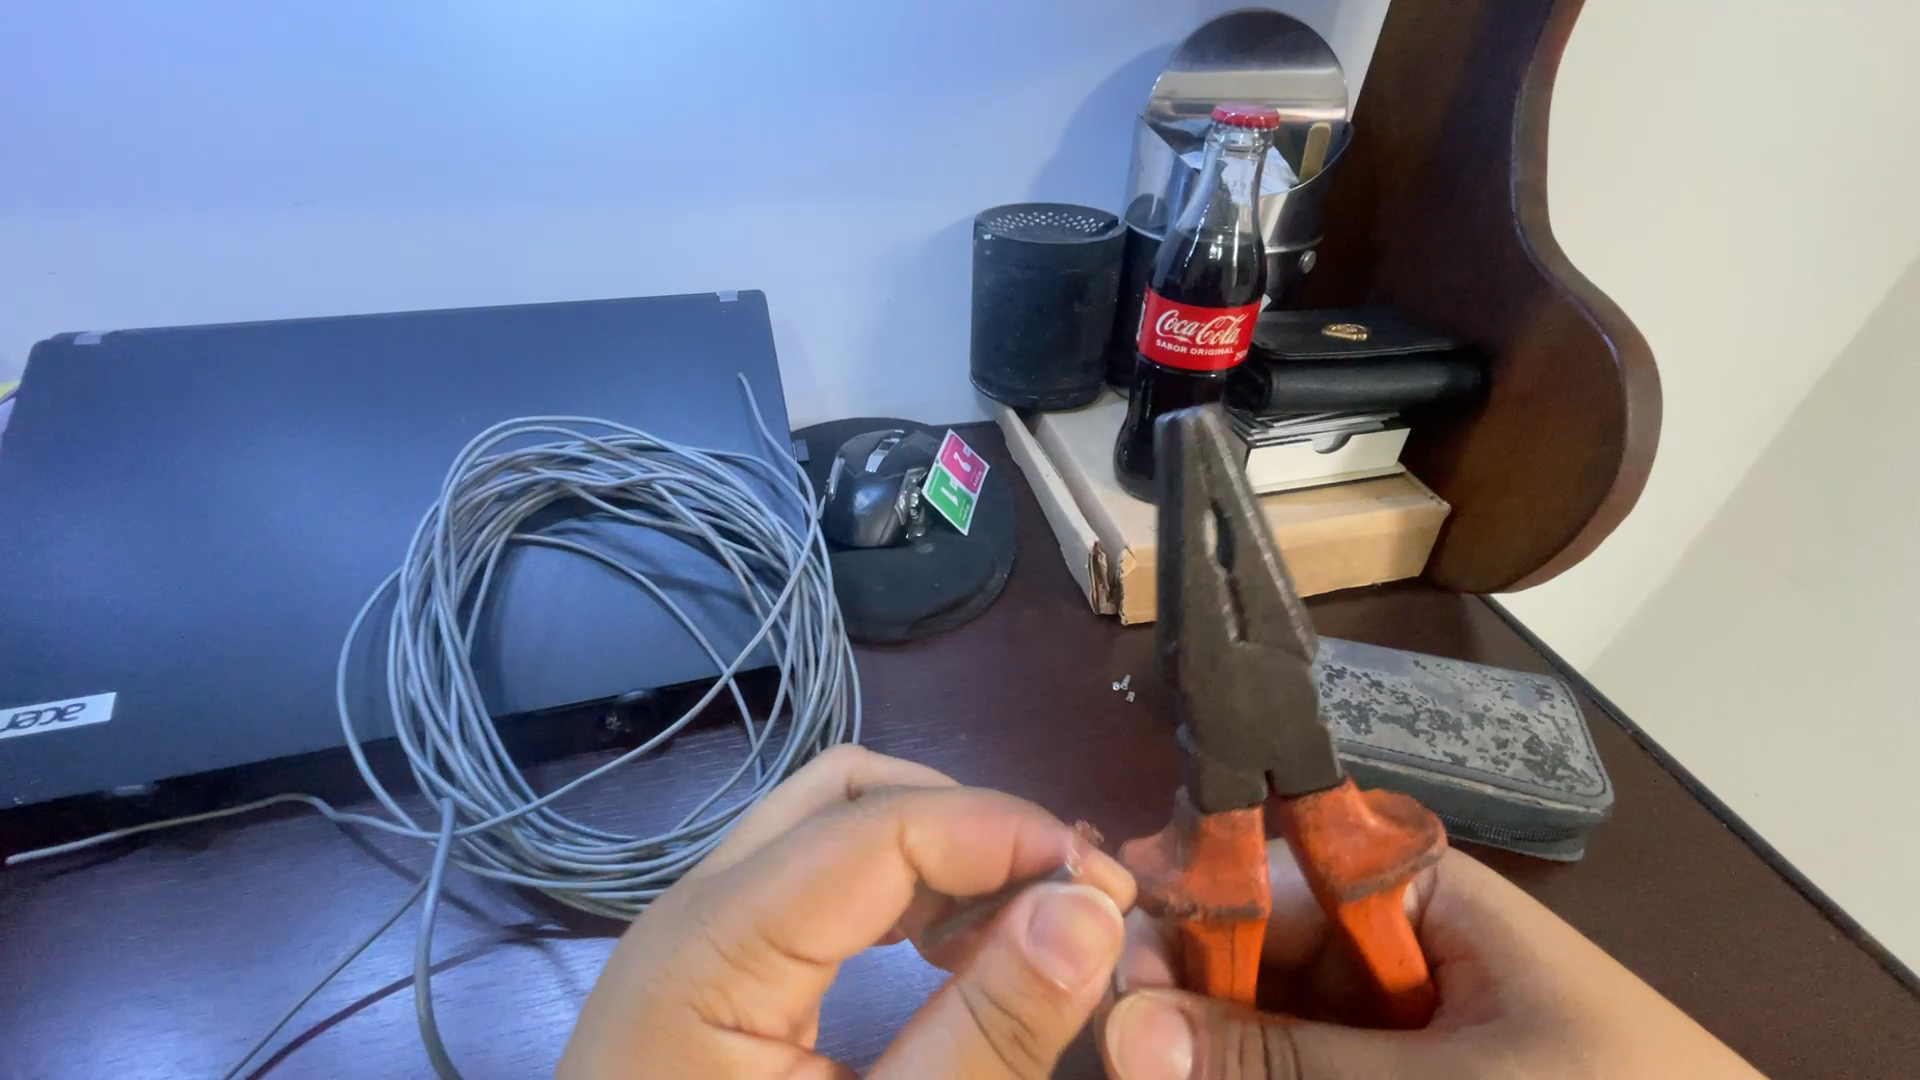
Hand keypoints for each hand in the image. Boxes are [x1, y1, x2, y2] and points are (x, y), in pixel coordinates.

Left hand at [559, 746, 1135, 1078]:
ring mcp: (705, 922)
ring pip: (837, 816)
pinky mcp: (721, 951)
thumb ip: (986, 1033)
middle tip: (1057, 891)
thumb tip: (1087, 910)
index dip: (999, 832)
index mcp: (712, 947)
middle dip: (967, 823)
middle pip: (850, 793)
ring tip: (1019, 917)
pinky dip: (902, 881)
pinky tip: (951, 942)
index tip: (1099, 881)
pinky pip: (822, 868)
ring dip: (939, 846)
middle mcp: (700, 903)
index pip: (879, 826)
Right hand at [1100, 842, 1762, 1078]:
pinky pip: (1299, 1058)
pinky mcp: (1384, 1064)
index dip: (1185, 909)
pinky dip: (1252, 1071)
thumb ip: (1279, 1062)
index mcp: (1409, 887)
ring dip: (1211, 1046)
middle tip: (1120, 1045)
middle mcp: (1383, 937)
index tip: (1115, 960)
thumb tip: (1122, 1027)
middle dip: (1188, 995)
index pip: (1268, 869)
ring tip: (1150, 1065)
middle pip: (1254, 946)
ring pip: (1266, 1012)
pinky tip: (1206, 1074)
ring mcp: (1382, 1012)